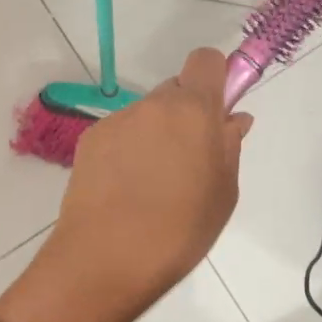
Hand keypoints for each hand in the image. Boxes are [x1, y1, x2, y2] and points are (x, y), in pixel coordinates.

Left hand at [0, 49, 252, 321]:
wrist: (103, 262)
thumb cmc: (180, 229)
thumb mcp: (224, 192)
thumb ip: (229, 146)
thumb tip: (232, 120)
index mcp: (193, 110)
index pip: (207, 60)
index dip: (216, 78)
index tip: (219, 112)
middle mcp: (153, 104)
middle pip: (177, 90)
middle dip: (187, 114)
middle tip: (191, 160)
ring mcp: (117, 121)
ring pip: (149, 115)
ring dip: (157, 135)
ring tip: (155, 185)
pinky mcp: (89, 141)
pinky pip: (122, 134)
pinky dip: (129, 152)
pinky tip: (127, 191)